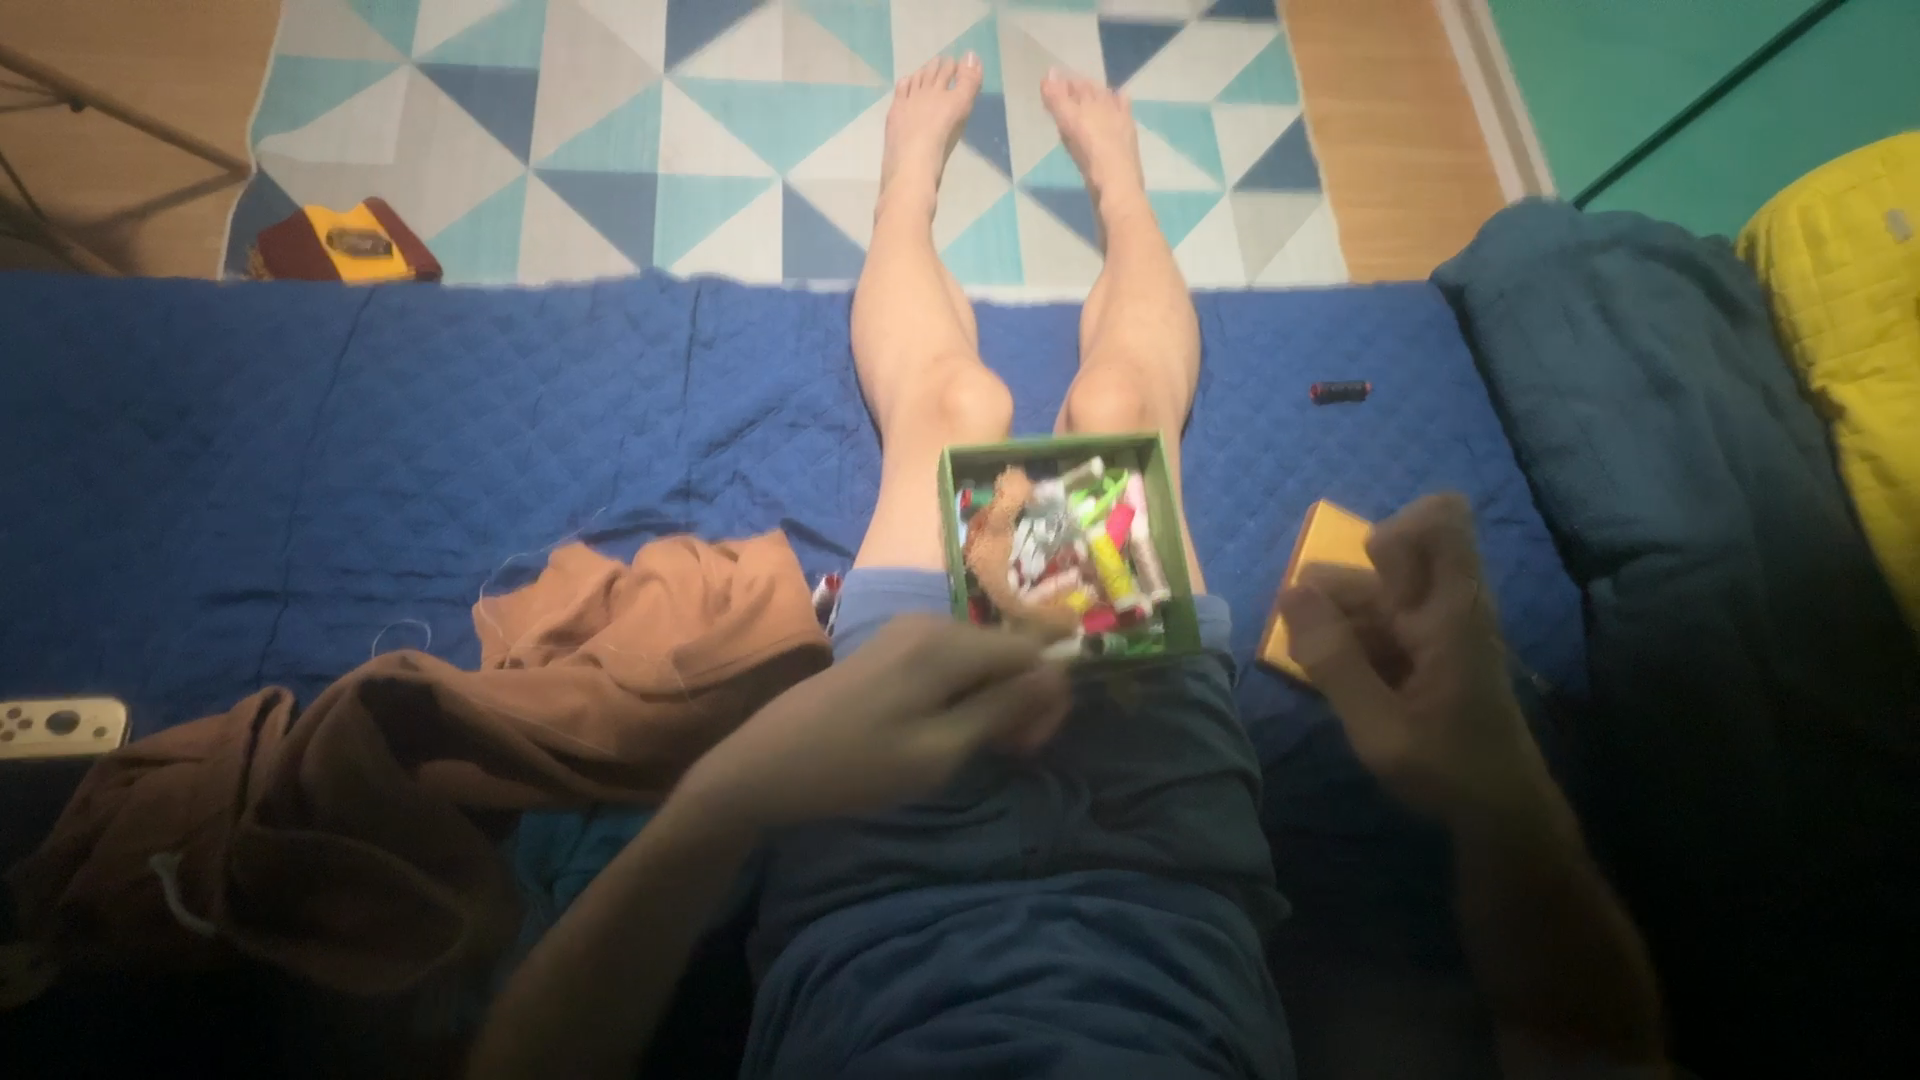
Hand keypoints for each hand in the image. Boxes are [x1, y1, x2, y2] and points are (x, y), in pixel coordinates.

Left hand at [676, 615, 1071, 828]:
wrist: (766, 763)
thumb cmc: (856, 766)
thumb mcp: (939, 751)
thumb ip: (1002, 709)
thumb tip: (1057, 676)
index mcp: (946, 644)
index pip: (1031, 651)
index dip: (1045, 697)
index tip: (1027, 747)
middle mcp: (931, 622)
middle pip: (1006, 650)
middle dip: (1019, 698)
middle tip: (1002, 753)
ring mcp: (906, 630)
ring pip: (979, 656)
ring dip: (991, 697)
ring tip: (970, 746)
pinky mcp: (889, 645)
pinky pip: (949, 659)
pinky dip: (962, 690)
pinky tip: (943, 726)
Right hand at [1279, 494, 1552, 821]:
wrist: (1499, 814)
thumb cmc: (1448, 769)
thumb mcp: (1379, 726)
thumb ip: (1335, 660)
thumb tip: (1290, 591)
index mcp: (1449, 613)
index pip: (1440, 522)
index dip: (1394, 530)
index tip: (1366, 580)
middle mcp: (1441, 605)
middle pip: (1383, 559)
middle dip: (1338, 588)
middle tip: (1320, 642)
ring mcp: (1429, 625)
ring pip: (1369, 589)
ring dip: (1333, 618)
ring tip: (1317, 666)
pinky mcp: (1419, 646)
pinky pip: (1371, 619)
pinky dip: (1344, 638)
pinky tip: (1333, 677)